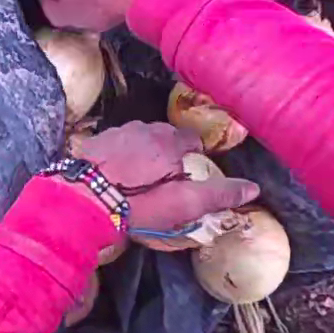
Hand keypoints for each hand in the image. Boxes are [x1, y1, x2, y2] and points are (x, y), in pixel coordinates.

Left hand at [70, 122, 259, 233]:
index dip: (194, 156)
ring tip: (139, 179)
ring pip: (138, 139)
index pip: (192, 140)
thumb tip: (253, 188)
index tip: (190, 174)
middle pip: (164, 136)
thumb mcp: (183, 204)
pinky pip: (116, 146)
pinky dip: (120, 156)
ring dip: (143, 153)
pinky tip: (115, 176)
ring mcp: (116, 132)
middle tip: (165, 180)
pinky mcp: (94, 143)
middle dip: (168, 152)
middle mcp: (143, 128)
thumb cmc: (137, 204)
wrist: (80, 201)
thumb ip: (218, 195)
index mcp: (168, 140)